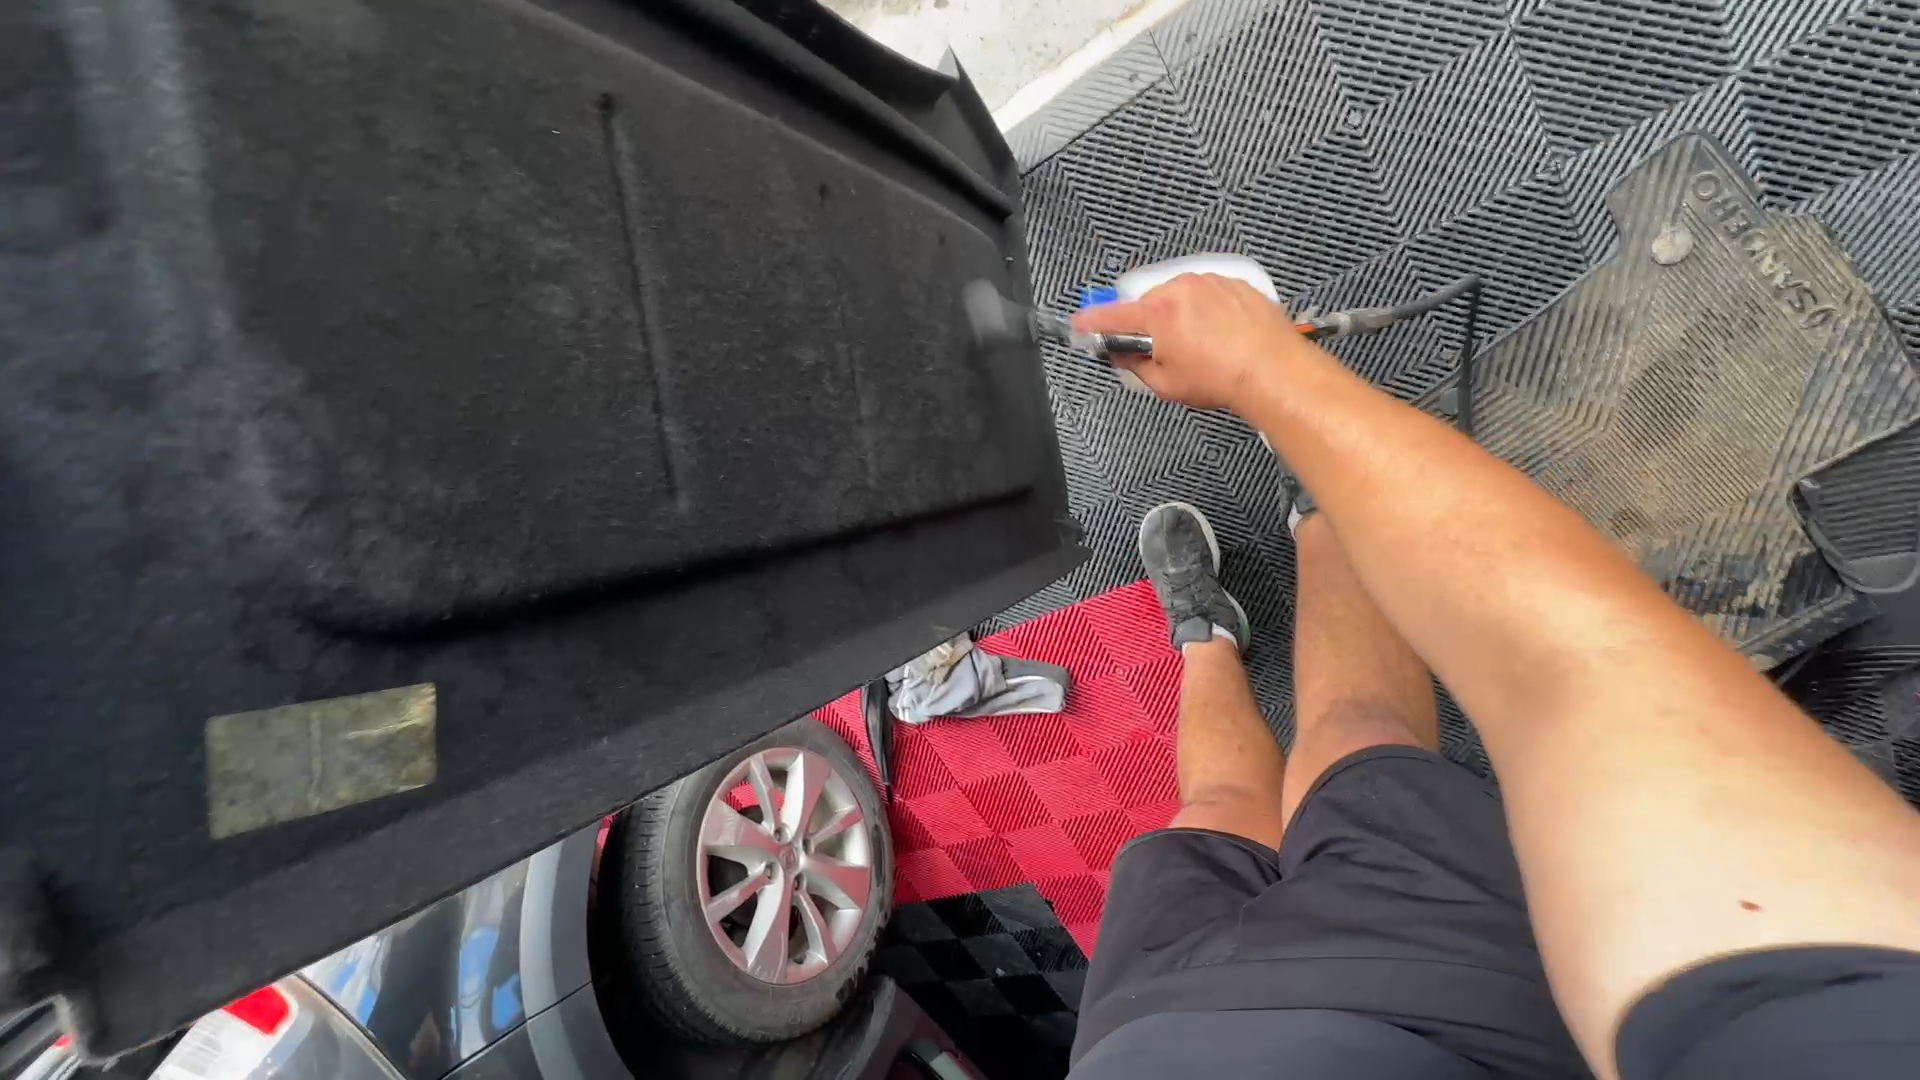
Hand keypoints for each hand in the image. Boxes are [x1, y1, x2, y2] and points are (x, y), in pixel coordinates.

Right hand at [1070, 273, 1312, 411]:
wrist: (1271, 370)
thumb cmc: (1223, 377)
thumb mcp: (1165, 383)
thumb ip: (1134, 365)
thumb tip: (1122, 355)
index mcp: (1158, 313)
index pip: (1110, 315)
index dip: (1090, 322)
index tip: (1078, 324)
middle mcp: (1182, 289)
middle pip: (1145, 304)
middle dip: (1145, 326)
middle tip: (1157, 351)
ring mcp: (1210, 283)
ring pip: (1176, 297)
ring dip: (1176, 317)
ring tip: (1194, 347)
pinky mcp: (1233, 283)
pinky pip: (1205, 294)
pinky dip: (1203, 311)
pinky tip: (1214, 337)